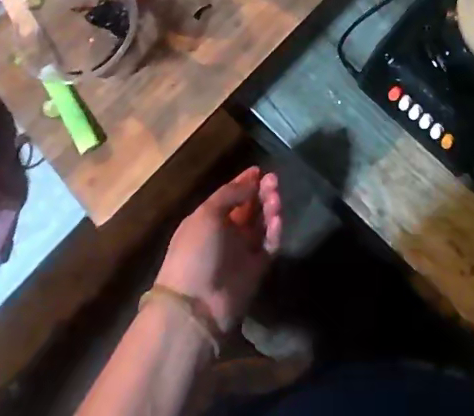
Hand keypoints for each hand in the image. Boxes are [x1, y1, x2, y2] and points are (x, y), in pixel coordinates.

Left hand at [154, 167, 282, 333]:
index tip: (259, 170)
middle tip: (273, 180)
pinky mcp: (257, 269)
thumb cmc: (195, 252)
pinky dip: (275, 231)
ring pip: (262, 224)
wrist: (196, 305)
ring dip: (270, 208)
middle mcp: (227, 233)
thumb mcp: (207, 214)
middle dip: (261, 192)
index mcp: (209, 219)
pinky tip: (278, 218)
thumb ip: (230, 194)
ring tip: (276, 197)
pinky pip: (270, 245)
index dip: (244, 182)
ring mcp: (242, 252)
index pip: (231, 196)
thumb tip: (252, 183)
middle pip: (250, 208)